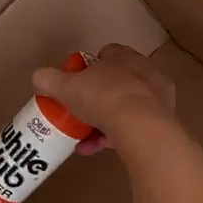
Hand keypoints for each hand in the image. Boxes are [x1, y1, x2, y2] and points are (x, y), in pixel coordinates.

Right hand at [32, 43, 174, 155]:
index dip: (91, 67)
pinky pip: (137, 123)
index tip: (79, 84)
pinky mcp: (165, 116)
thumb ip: (50, 80)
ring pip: (128, 104)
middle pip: (118, 80)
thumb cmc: (101, 97)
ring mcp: (157, 93)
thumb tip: (38, 77)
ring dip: (108, 120)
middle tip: (83, 113)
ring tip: (88, 140)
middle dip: (100, 97)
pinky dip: (119, 135)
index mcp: (121, 56)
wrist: (139, 124)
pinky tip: (102, 148)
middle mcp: (144, 69)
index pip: (106, 53)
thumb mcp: (66, 88)